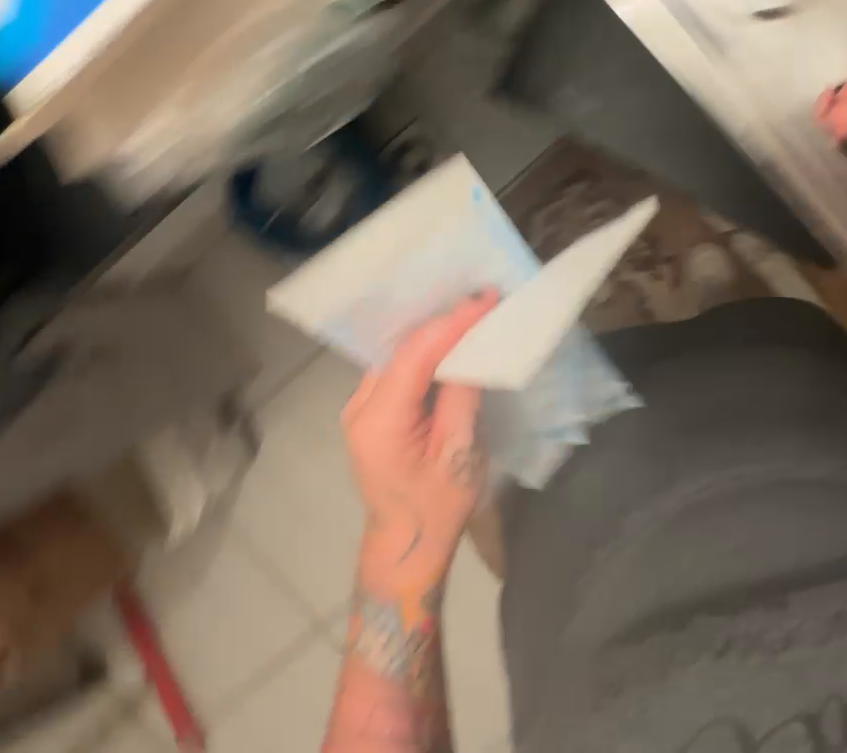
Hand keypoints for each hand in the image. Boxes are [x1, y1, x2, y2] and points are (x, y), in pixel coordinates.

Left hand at [341, 291, 497, 589]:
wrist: (407, 545)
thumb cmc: (438, 507)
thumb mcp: (460, 453)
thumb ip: (462, 395)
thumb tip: (472, 348)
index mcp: (379, 420)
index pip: (416, 354)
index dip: (452, 323)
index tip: (486, 300)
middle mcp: (360, 406)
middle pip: (403, 349)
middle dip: (444, 322)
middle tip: (484, 300)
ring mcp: (360, 408)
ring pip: (399, 355)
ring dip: (435, 335)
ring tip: (472, 313)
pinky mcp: (370, 411)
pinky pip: (398, 370)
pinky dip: (425, 353)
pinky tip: (451, 342)